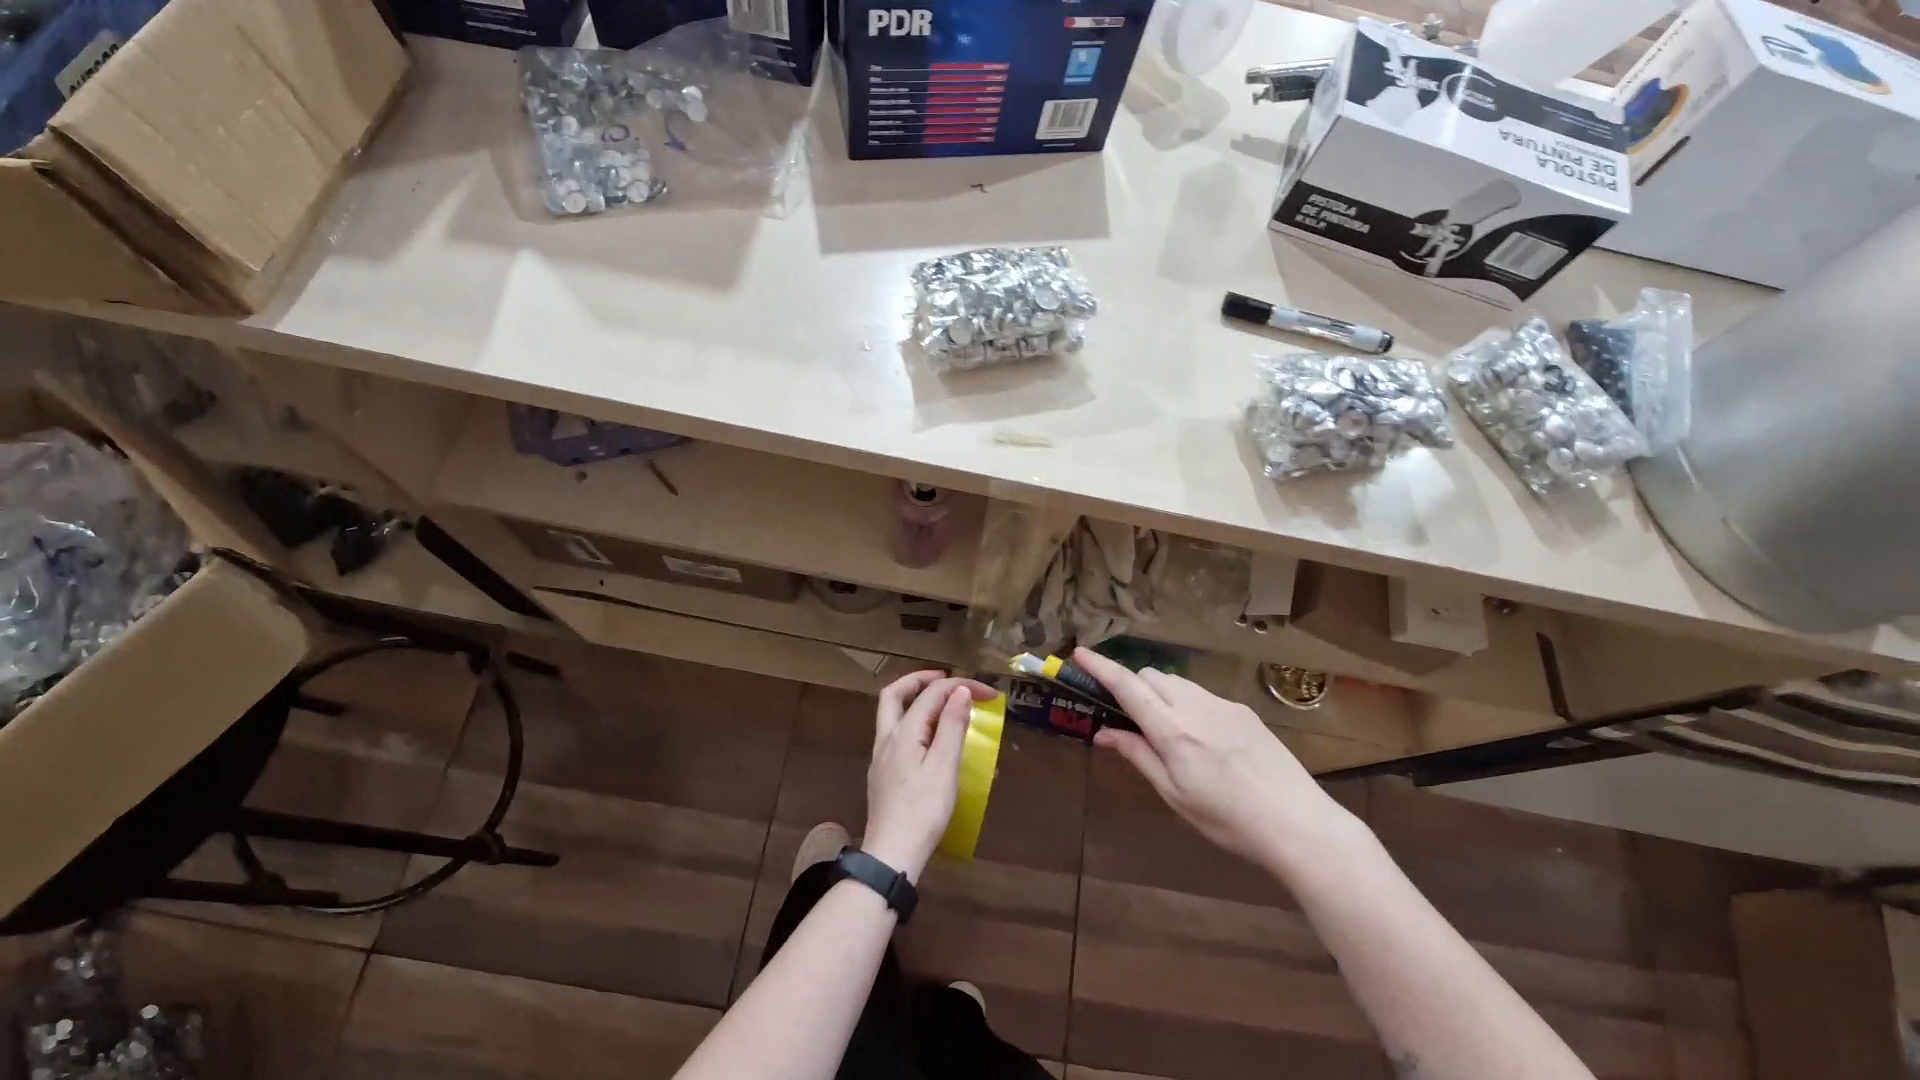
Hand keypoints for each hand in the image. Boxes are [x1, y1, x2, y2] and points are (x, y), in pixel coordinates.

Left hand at [862, 671, 998, 882]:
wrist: (892, 854)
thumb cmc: (923, 811)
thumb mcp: (944, 767)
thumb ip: (951, 726)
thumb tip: (960, 691)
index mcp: (903, 732)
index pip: (932, 694)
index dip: (961, 686)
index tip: (990, 694)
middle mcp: (886, 738)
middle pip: (895, 694)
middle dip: (920, 680)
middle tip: (947, 679)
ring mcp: (881, 756)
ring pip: (892, 713)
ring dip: (915, 699)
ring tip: (942, 703)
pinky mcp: (882, 773)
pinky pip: (896, 732)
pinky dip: (913, 720)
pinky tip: (930, 736)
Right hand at [1074, 648, 1357, 870]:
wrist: (1298, 823)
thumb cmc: (1228, 820)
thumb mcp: (1175, 795)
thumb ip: (1139, 757)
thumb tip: (1104, 733)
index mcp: (1174, 731)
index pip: (1128, 687)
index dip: (1101, 668)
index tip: (1079, 653)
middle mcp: (1197, 707)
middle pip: (1153, 677)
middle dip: (1132, 685)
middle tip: (1124, 716)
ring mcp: (1225, 706)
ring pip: (1179, 683)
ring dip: (1160, 694)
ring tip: (1164, 732)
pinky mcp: (1245, 712)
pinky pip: (1204, 696)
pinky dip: (1187, 704)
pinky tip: (1201, 741)